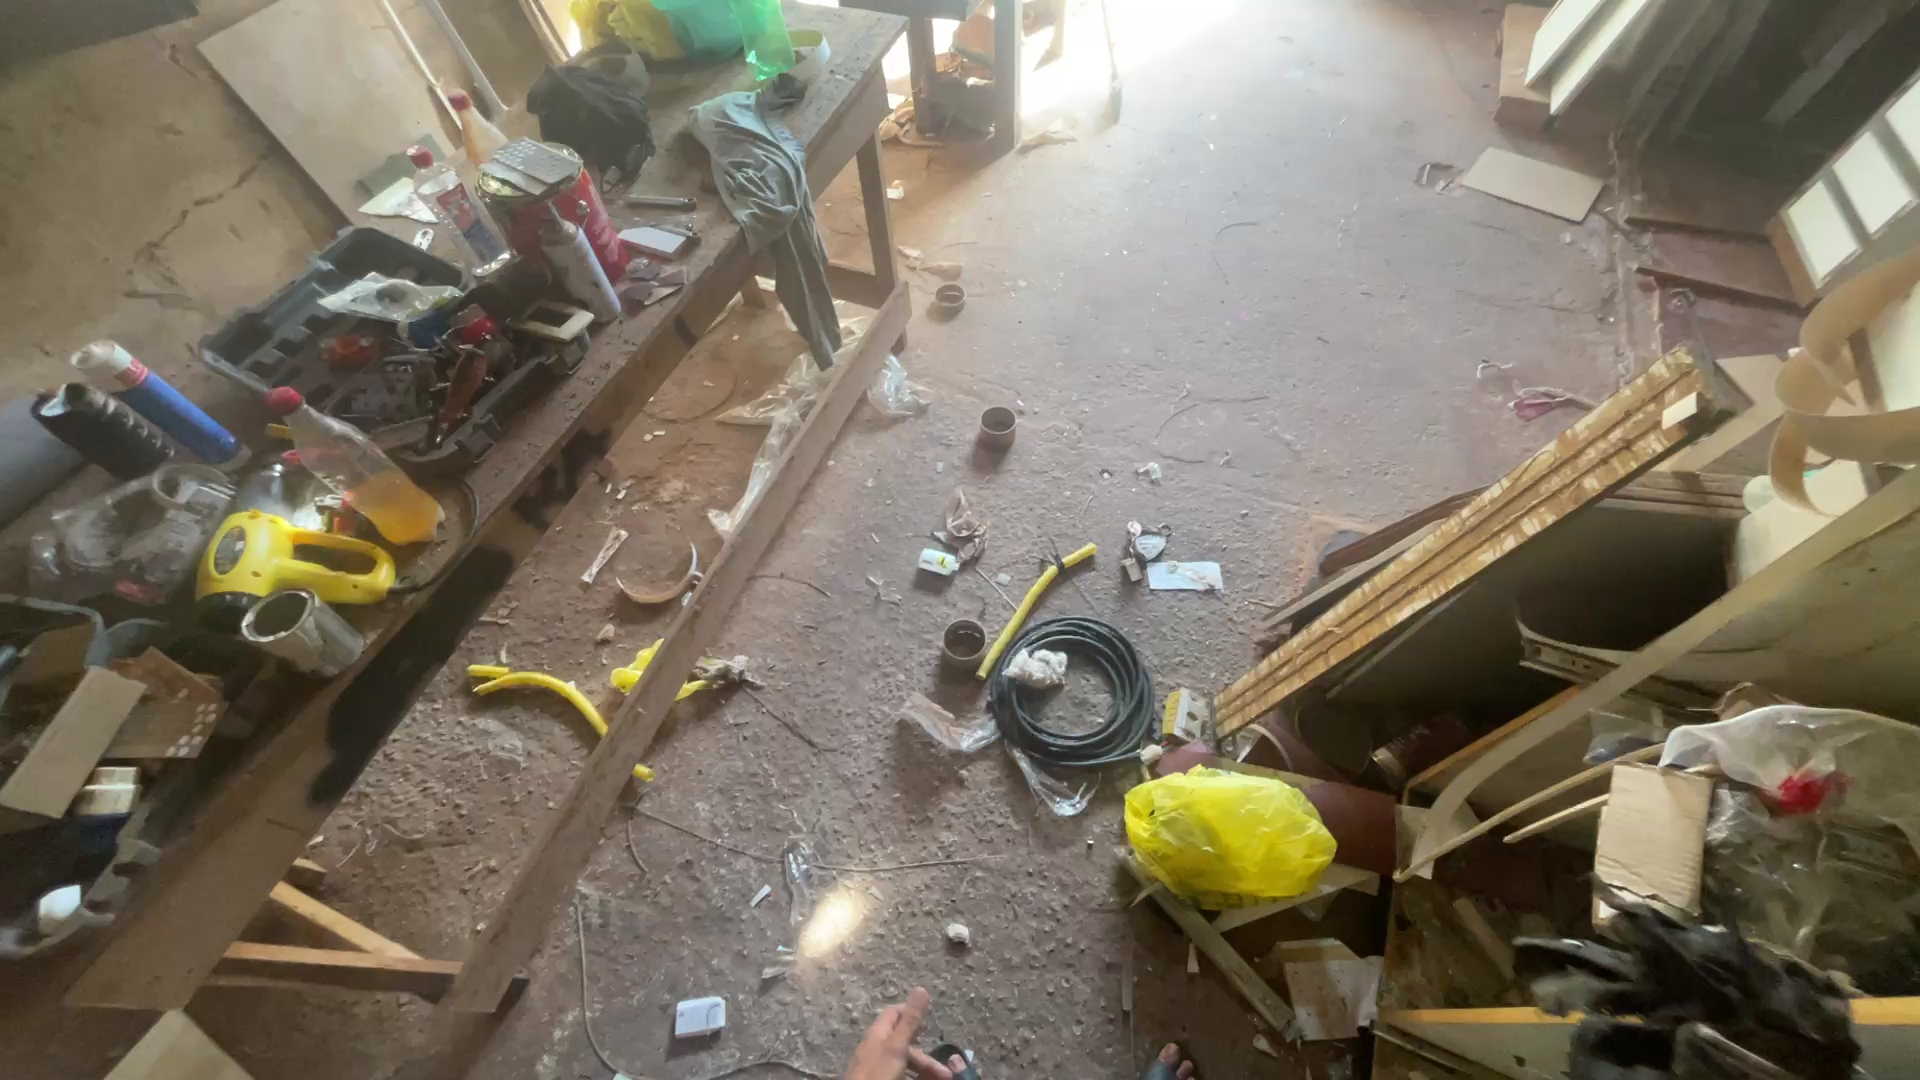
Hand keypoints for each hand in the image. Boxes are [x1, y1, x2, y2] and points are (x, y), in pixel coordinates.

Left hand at [843, 987, 956, 1079]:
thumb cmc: (878, 1072)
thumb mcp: (897, 1046)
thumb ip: (910, 1020)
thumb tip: (921, 988)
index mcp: (879, 1032)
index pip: (894, 1012)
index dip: (911, 1012)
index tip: (928, 1021)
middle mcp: (876, 1045)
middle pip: (903, 1043)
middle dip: (925, 1056)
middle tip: (944, 1071)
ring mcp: (875, 1065)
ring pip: (903, 1062)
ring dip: (922, 1069)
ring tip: (941, 1079)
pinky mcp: (877, 1077)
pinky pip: (898, 1073)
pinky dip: (912, 1075)